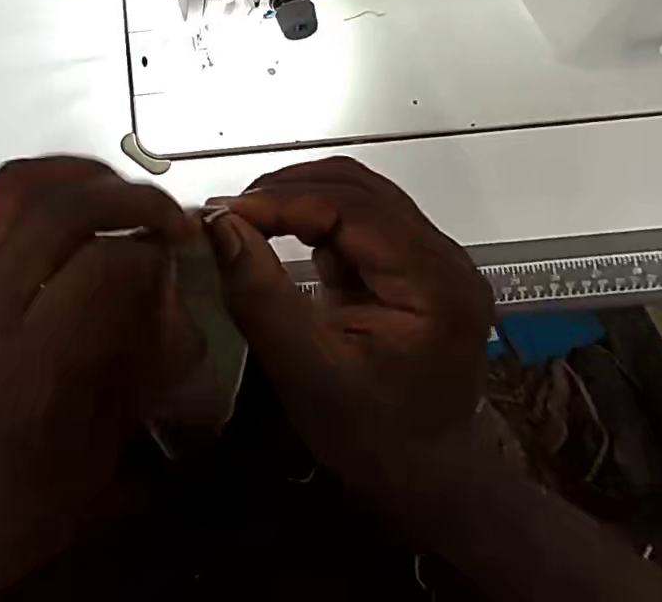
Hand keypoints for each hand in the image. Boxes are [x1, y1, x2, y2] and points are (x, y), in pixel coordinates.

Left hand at [0, 157, 197, 599]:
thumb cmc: (7, 505)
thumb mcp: (97, 458)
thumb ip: (141, 374)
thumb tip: (174, 306)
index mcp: (28, 365)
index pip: (103, 268)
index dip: (152, 256)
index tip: (176, 263)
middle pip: (59, 211)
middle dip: (127, 198)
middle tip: (166, 217)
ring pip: (16, 187)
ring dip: (79, 175)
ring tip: (121, 192)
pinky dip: (42, 183)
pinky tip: (73, 202)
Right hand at [204, 156, 494, 525]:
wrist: (419, 474)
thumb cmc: (370, 436)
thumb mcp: (306, 372)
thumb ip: (261, 296)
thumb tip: (219, 225)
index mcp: (435, 284)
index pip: (353, 209)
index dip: (282, 201)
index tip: (222, 214)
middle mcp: (442, 257)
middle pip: (357, 188)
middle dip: (285, 191)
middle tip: (227, 214)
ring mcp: (426, 255)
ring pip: (353, 192)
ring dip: (294, 195)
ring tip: (244, 217)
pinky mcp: (402, 259)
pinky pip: (350, 213)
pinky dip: (305, 212)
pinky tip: (272, 230)